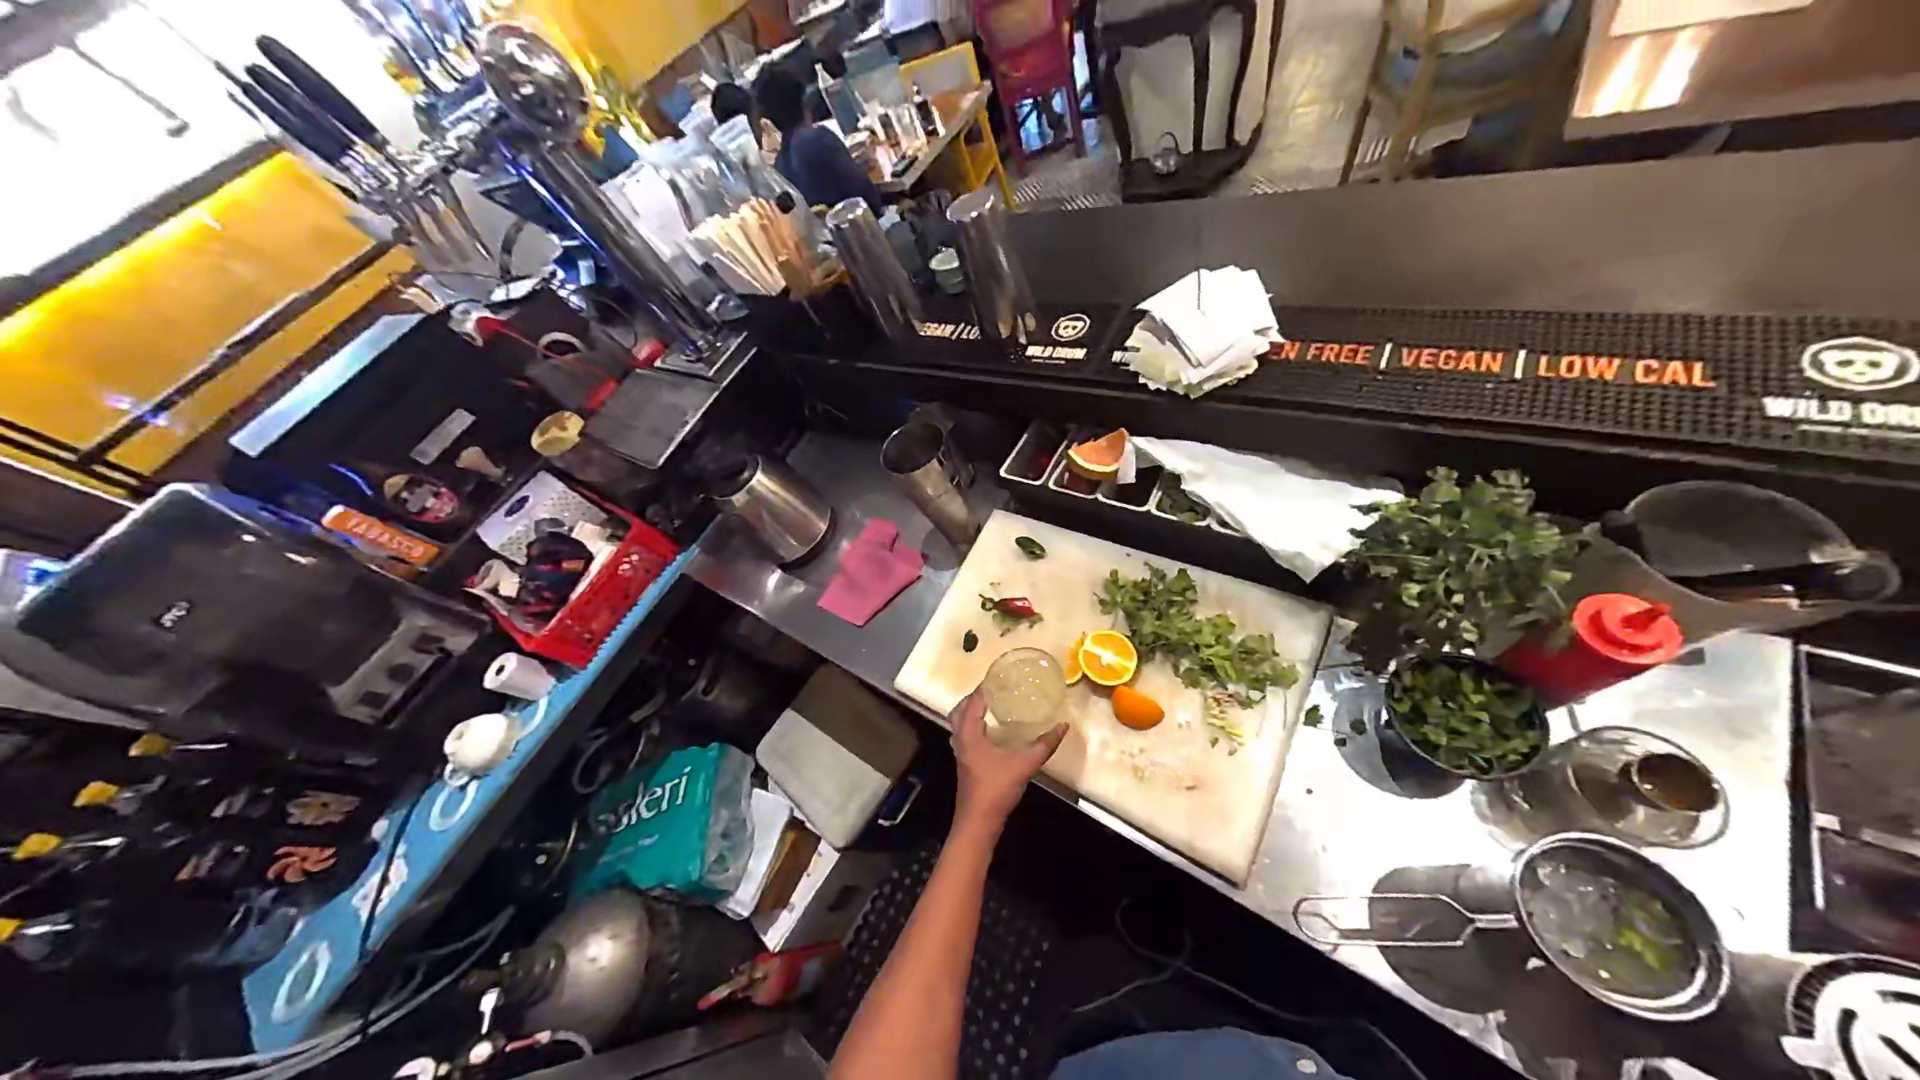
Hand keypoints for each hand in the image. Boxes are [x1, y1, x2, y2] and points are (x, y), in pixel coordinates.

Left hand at [949, 688, 1065, 834]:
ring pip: (959, 722)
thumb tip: (1063, 726)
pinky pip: (963, 734)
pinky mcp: (964, 762)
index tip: (999, 675)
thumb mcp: (1024, 765)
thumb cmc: (996, 789)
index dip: (984, 686)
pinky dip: (972, 724)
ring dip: (971, 710)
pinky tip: (989, 730)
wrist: (978, 822)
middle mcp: (960, 738)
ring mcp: (960, 751)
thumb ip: (1044, 745)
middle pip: (960, 709)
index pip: (974, 700)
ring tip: (991, 704)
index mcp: (969, 733)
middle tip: (995, 689)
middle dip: (974, 696)